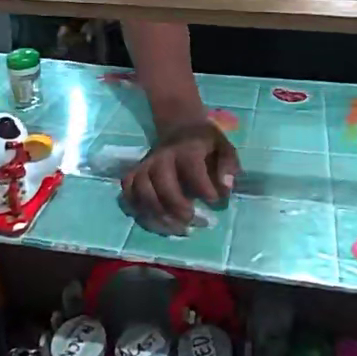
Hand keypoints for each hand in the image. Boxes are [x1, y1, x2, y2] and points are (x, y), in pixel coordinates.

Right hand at [121, 119, 239, 226]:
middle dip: (177, 207)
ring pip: (142, 191)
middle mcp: (162, 156)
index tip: (214, 201)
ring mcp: (145, 165)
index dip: (204, 189)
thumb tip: (226, 186)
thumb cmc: (204, 143)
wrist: (180, 128)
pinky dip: (136, 209)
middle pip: (163, 184)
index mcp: (187, 148)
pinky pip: (128, 192)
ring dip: (156, 214)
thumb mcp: (223, 146)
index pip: (192, 168)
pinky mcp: (134, 173)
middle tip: (191, 221)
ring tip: (173, 227)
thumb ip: (228, 165)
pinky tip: (153, 220)